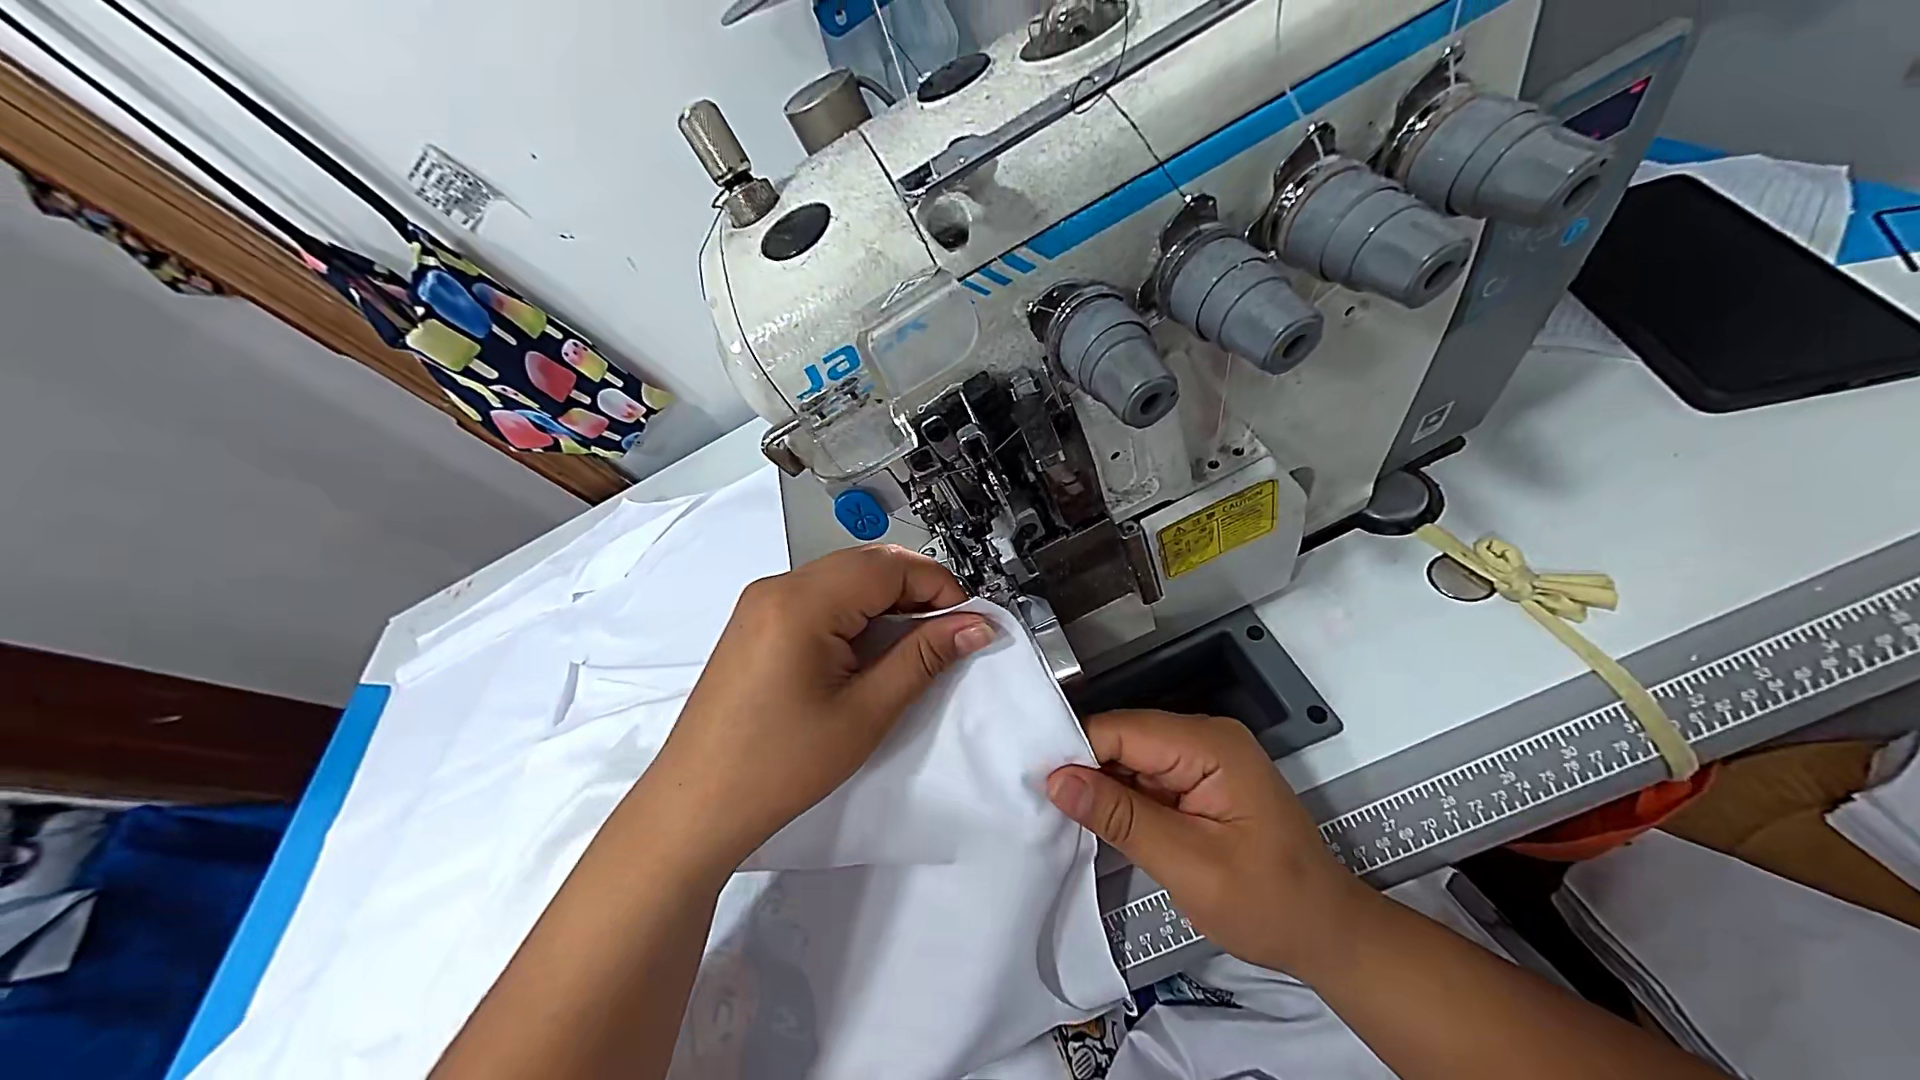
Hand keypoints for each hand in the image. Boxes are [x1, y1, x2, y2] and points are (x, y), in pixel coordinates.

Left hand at [649, 544, 995, 871]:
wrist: (698, 805)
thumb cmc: (775, 766)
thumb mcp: (866, 711)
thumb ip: (925, 658)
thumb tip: (973, 626)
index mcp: (801, 602)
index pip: (890, 564)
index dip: (938, 586)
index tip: (966, 620)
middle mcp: (777, 588)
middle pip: (868, 563)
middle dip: (916, 592)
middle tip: (945, 635)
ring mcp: (762, 603)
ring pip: (846, 578)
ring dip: (887, 603)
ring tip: (910, 649)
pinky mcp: (757, 621)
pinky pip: (821, 596)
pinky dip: (856, 613)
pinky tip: (868, 652)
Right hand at [1047, 710, 1367, 973]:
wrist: (1326, 933)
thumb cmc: (1270, 904)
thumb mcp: (1190, 865)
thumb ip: (1121, 817)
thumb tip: (1057, 780)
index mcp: (1210, 745)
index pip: (1123, 730)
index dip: (1076, 752)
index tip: (1037, 784)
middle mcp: (1204, 737)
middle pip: (1123, 738)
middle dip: (1084, 768)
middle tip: (1044, 803)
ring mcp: (1201, 757)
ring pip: (1128, 756)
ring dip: (1100, 786)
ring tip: (1064, 814)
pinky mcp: (1195, 779)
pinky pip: (1143, 775)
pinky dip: (1119, 797)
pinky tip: (1099, 819)